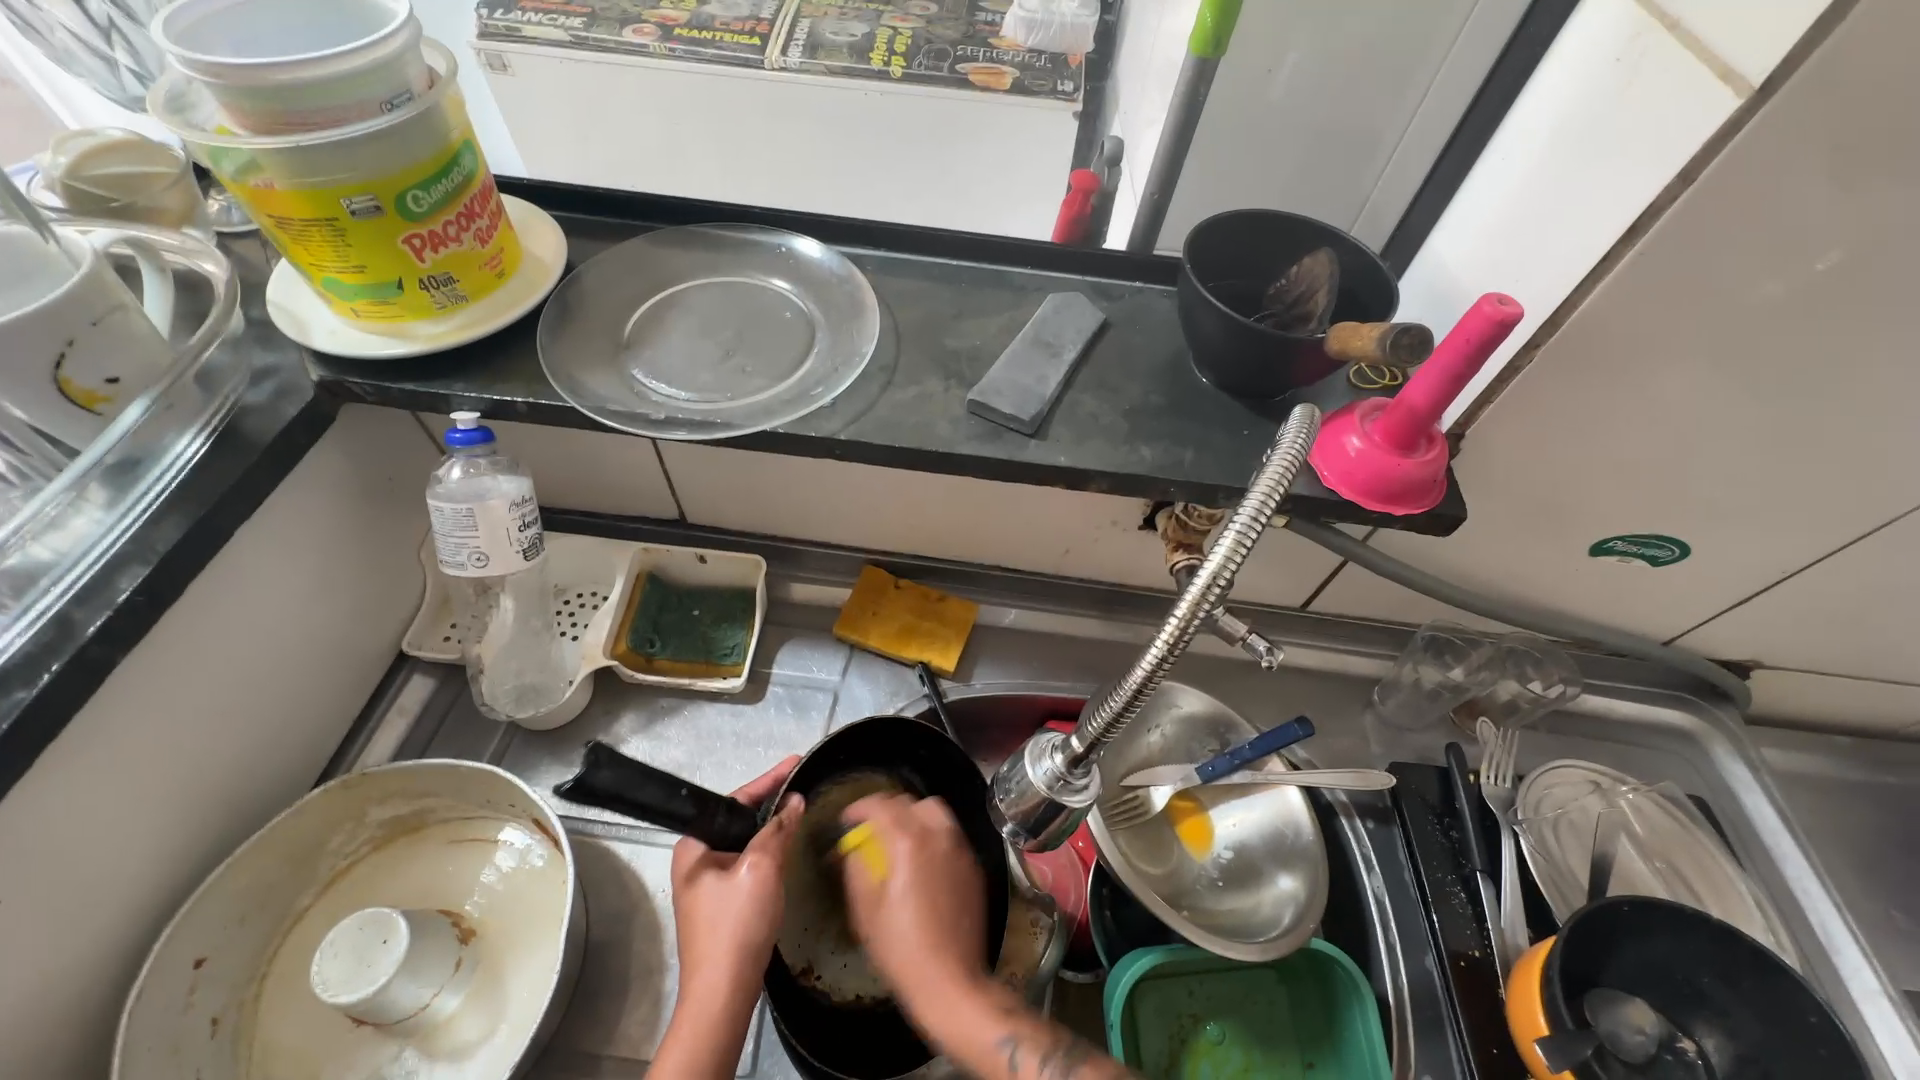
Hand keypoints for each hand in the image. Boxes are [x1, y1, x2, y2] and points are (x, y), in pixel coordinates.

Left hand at [669, 756, 804, 1015]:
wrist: (723, 992)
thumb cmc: (736, 924)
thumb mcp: (761, 868)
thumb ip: (778, 830)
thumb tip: (795, 801)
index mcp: (694, 847)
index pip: (733, 800)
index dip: (767, 780)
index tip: (794, 762)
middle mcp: (695, 861)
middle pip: (738, 821)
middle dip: (771, 805)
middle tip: (801, 786)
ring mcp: (707, 886)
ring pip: (745, 845)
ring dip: (772, 831)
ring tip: (800, 812)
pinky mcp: (721, 905)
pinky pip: (748, 866)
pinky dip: (769, 855)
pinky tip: (789, 851)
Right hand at [839, 793, 991, 1011]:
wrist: (950, 980)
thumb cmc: (901, 948)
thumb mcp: (865, 910)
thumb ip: (856, 868)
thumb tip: (852, 848)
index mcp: (909, 842)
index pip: (882, 805)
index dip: (860, 807)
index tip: (848, 819)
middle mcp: (939, 836)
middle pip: (912, 802)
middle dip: (888, 809)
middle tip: (872, 828)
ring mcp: (961, 851)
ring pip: (938, 814)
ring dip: (915, 818)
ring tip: (900, 840)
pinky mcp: (974, 868)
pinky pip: (952, 837)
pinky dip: (934, 836)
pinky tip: (924, 862)